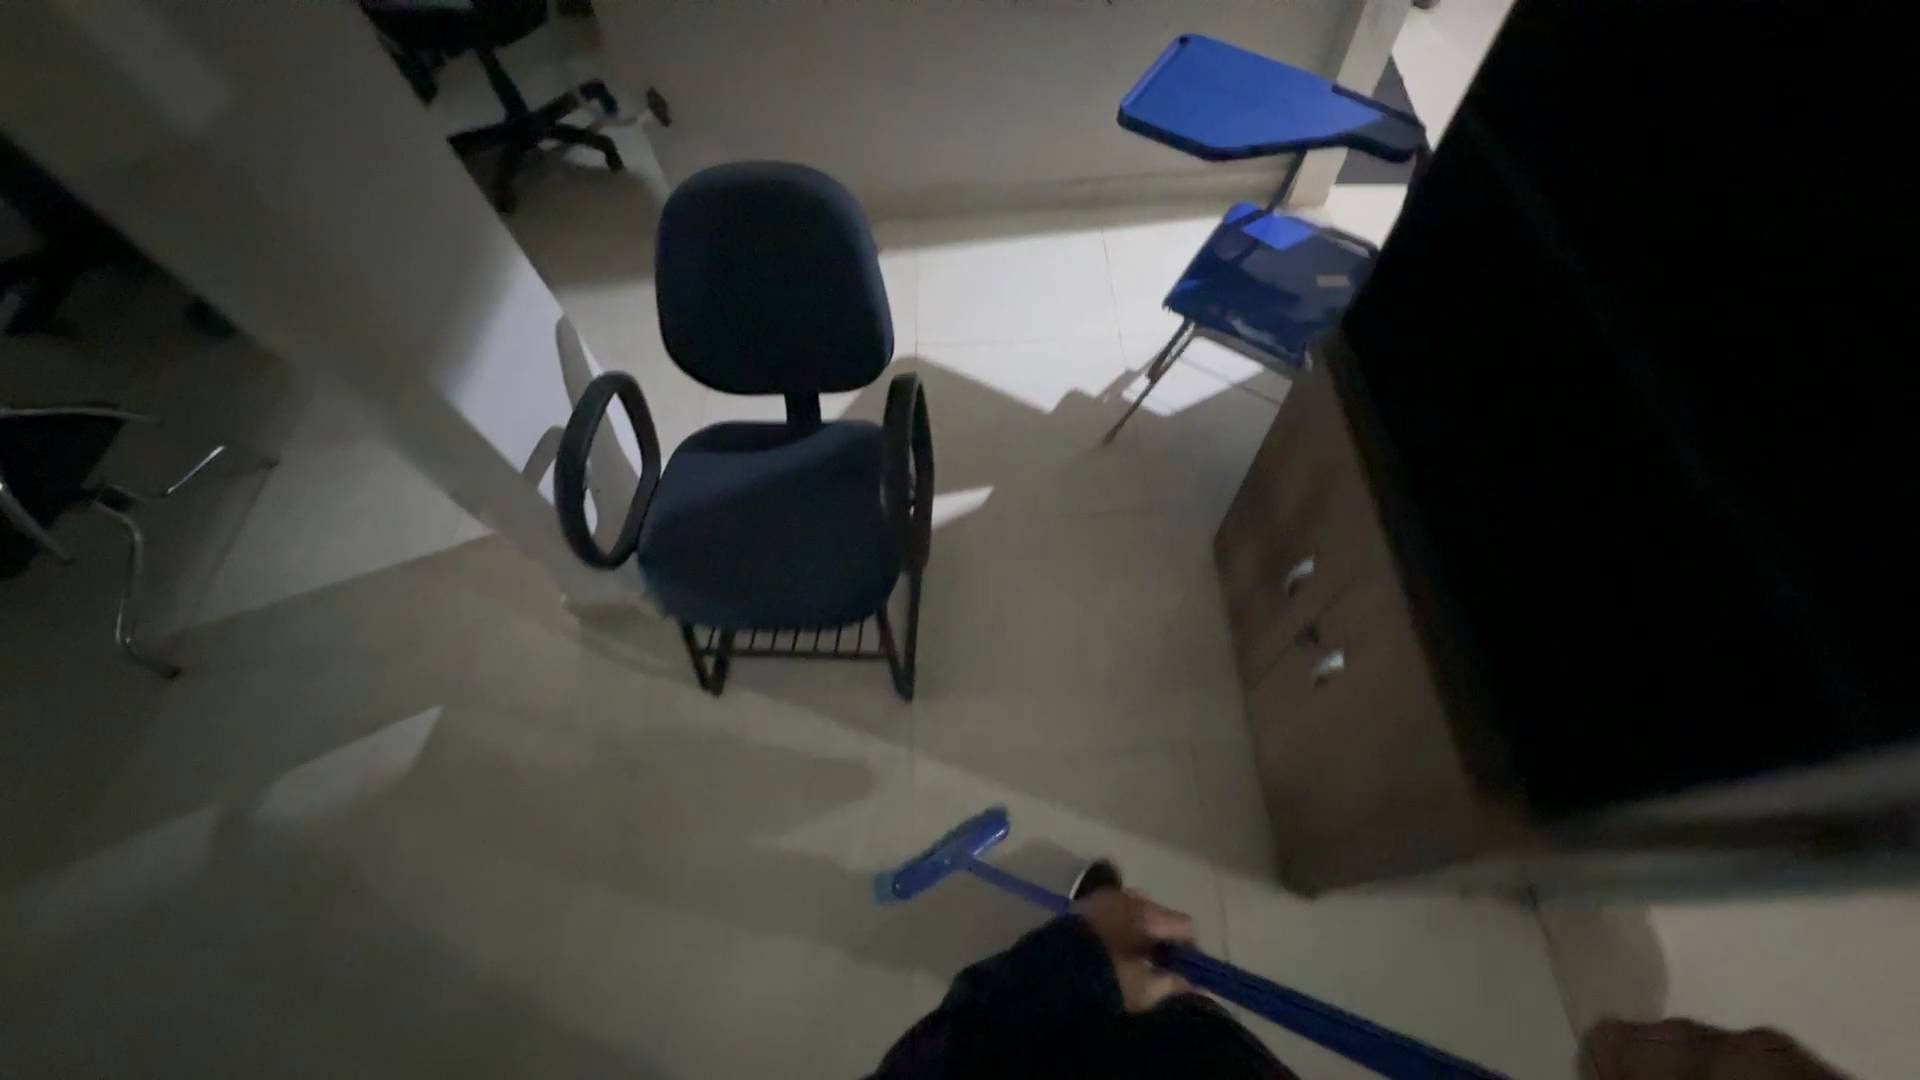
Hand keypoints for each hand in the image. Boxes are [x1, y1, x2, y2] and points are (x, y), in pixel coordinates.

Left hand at [1072, 888, 1195, 1012]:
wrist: (1053, 969)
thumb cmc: (1105, 978)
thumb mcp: (1143, 990)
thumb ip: (1172, 984)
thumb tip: (1190, 982)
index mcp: (1148, 914)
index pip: (1185, 924)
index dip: (1189, 948)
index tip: (1186, 969)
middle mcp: (1128, 896)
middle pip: (1158, 912)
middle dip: (1162, 936)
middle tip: (1158, 963)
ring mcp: (1104, 896)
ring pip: (1134, 908)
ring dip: (1139, 928)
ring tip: (1133, 955)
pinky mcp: (1084, 902)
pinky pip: (1112, 909)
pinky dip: (1119, 923)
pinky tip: (1112, 945)